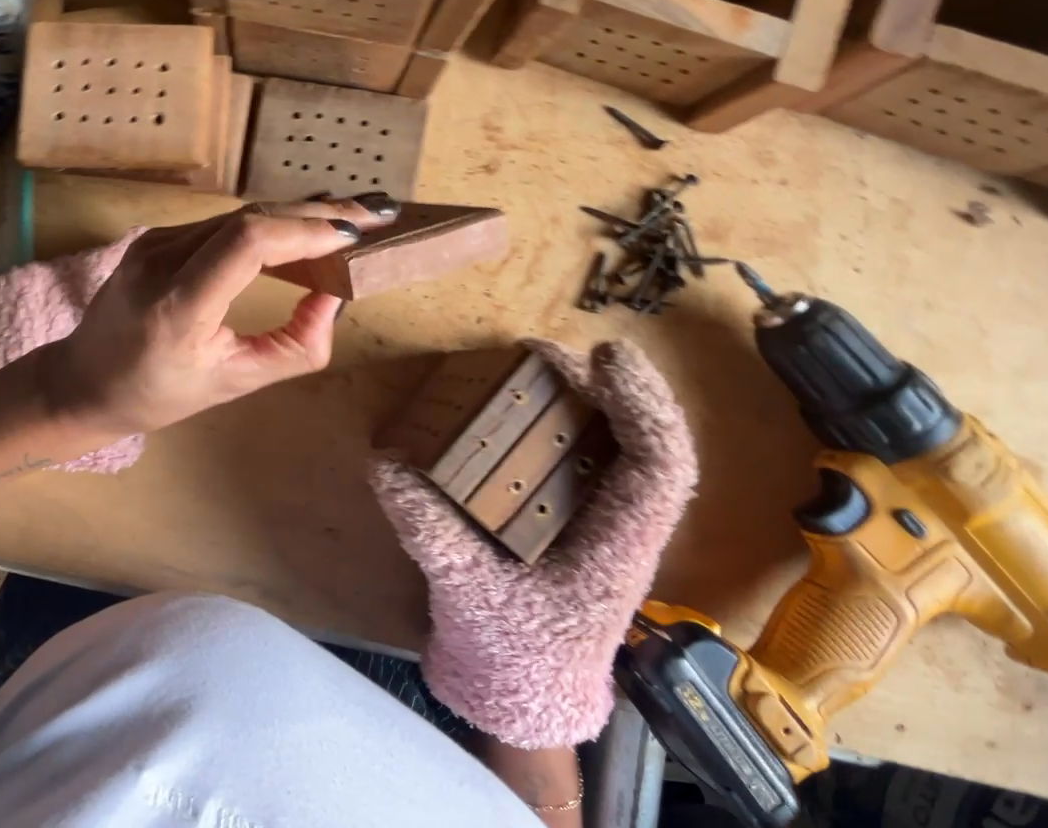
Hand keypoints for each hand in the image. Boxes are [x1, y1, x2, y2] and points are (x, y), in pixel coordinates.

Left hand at [39, 195, 400, 436]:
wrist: (84, 381)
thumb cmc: (158, 394)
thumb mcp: (233, 381)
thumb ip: (295, 345)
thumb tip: (336, 296)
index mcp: (177, 306)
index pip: (246, 243)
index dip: (304, 230)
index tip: (353, 238)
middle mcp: (159, 262)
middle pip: (248, 218)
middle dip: (316, 214)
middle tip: (374, 214)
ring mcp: (152, 243)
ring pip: (238, 215)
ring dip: (296, 215)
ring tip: (350, 220)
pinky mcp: (154, 238)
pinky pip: (220, 224)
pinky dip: (267, 225)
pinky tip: (301, 229)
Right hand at [369, 339, 698, 748]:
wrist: (518, 696)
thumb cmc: (513, 659)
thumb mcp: (468, 596)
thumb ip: (432, 535)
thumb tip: (387, 465)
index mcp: (618, 545)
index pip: (660, 464)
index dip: (642, 404)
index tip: (606, 357)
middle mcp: (616, 523)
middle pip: (636, 439)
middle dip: (600, 386)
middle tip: (541, 351)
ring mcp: (592, 520)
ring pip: (606, 443)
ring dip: (576, 398)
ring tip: (529, 365)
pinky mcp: (561, 520)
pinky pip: (568, 457)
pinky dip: (546, 422)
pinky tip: (506, 409)